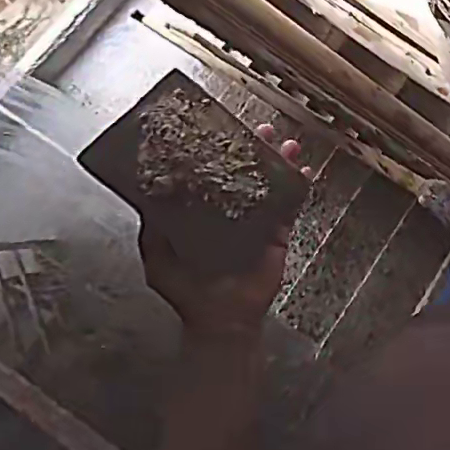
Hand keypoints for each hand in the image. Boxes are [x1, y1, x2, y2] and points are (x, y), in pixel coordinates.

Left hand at [139, 123, 313, 340]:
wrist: (222, 319)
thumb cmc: (188, 291)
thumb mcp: (159, 257)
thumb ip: (153, 227)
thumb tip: (145, 194)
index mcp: (203, 213)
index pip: (213, 174)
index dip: (220, 151)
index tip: (225, 130)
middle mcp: (231, 211)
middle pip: (246, 172)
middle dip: (255, 149)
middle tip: (262, 130)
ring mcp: (257, 221)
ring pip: (271, 184)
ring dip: (280, 162)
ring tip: (286, 144)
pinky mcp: (277, 234)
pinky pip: (290, 207)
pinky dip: (299, 188)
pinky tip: (304, 171)